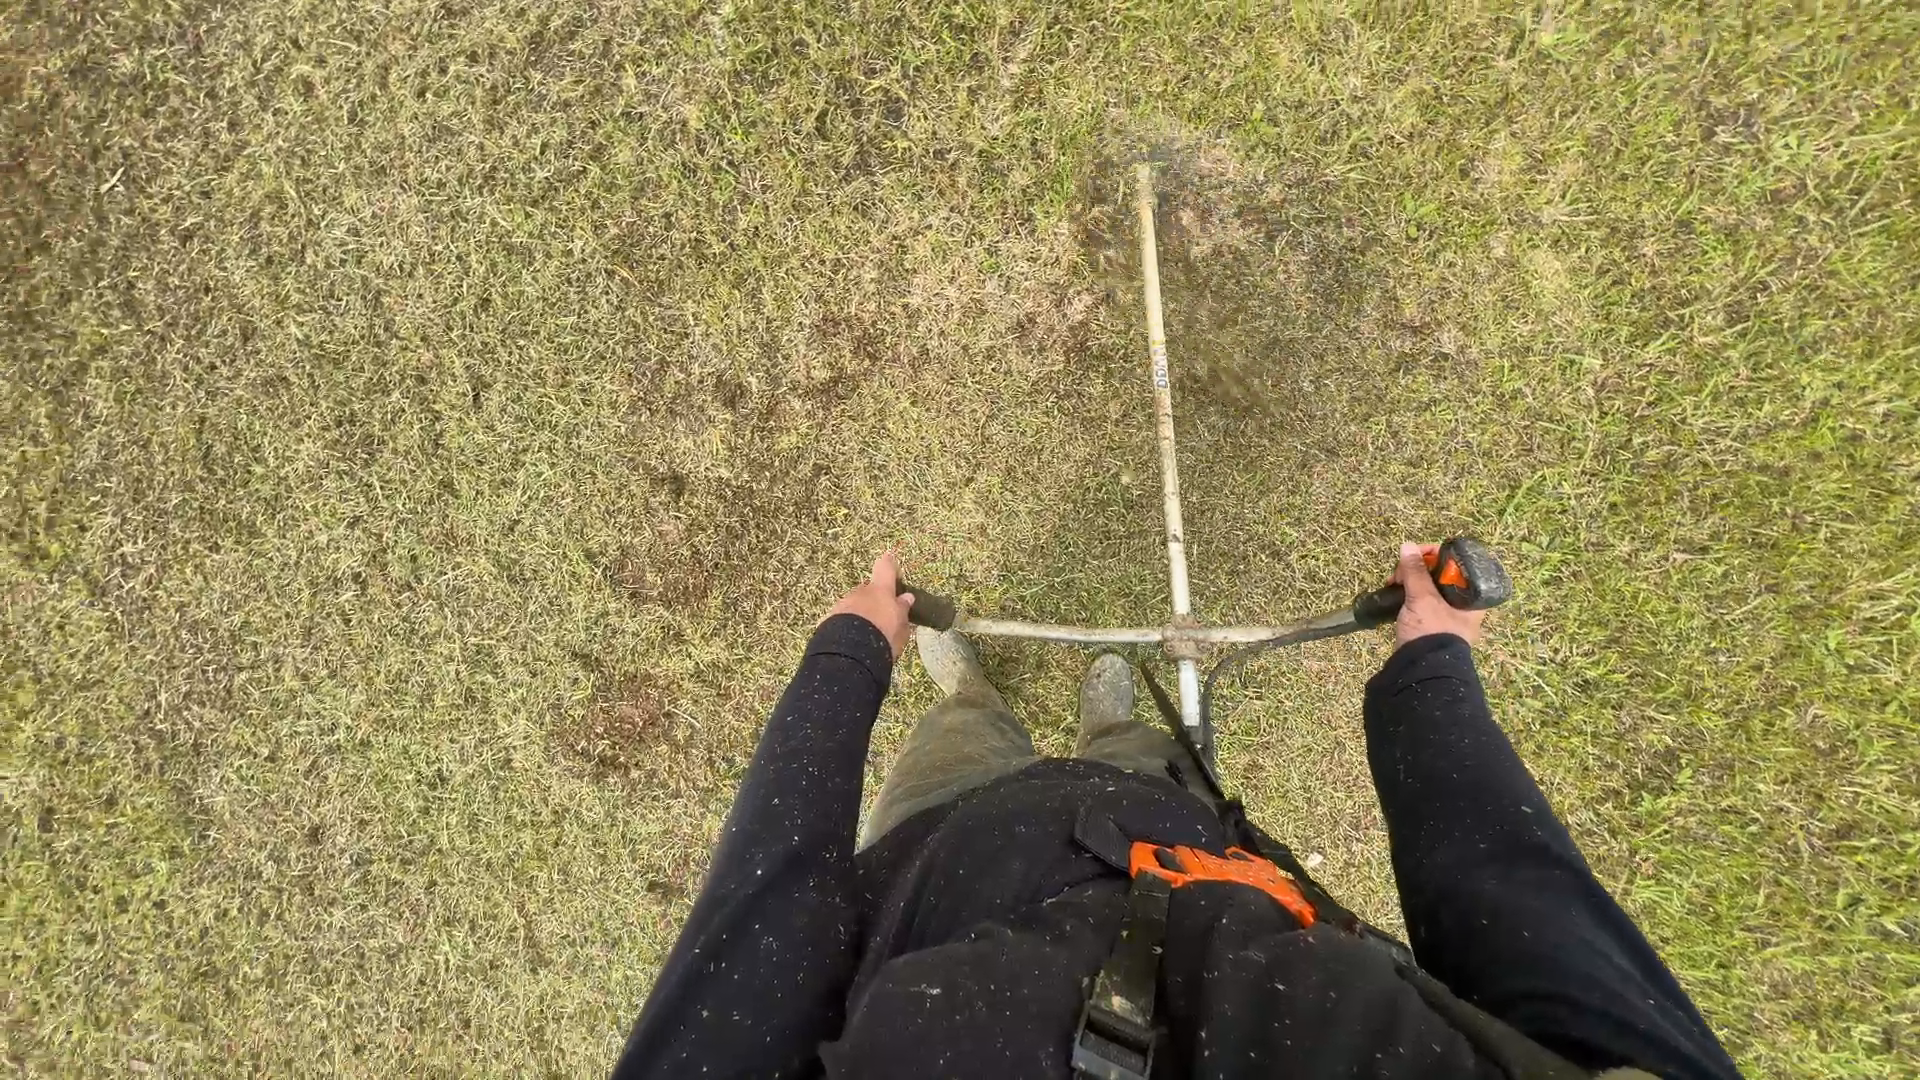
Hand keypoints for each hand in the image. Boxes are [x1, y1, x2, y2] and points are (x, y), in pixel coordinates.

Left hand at [825, 551, 914, 658]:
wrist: (851, 654)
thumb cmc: (883, 635)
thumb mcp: (901, 625)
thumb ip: (902, 610)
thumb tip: (906, 598)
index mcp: (880, 590)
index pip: (885, 568)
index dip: (888, 564)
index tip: (889, 558)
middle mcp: (860, 592)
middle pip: (868, 591)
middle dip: (874, 600)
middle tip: (882, 618)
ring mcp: (842, 605)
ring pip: (854, 605)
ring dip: (860, 615)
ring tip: (867, 635)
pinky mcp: (828, 620)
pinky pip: (842, 619)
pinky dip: (847, 626)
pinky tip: (852, 641)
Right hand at [1390, 541, 1486, 647]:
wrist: (1422, 666)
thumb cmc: (1431, 630)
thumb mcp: (1422, 598)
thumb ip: (1415, 571)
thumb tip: (1407, 546)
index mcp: (1472, 594)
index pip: (1456, 562)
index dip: (1434, 554)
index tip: (1413, 556)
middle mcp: (1463, 600)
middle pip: (1439, 571)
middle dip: (1415, 568)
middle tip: (1398, 575)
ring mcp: (1446, 610)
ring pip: (1426, 584)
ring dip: (1407, 579)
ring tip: (1391, 584)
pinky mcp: (1430, 619)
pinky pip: (1419, 597)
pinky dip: (1406, 592)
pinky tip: (1394, 593)